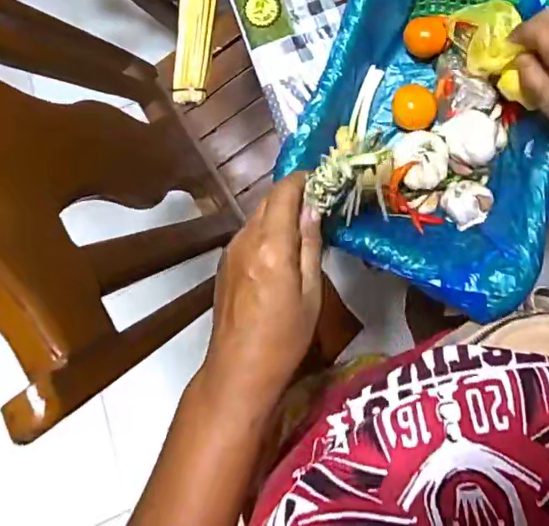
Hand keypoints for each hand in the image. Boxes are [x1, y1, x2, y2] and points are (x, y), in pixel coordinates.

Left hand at [200, 173, 323, 404]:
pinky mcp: (225, 261)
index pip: (284, 191)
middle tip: (319, 202)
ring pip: (258, 213)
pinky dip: (267, 228)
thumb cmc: (284, 337)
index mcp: (271, 243)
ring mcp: (232, 248)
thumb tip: (314, 207)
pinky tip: (281, 247)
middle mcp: (247, 237)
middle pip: (269, 199)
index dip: (304, 179)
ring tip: (304, 225)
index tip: (323, 180)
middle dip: (293, 194)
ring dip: (280, 211)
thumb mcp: (311, 292)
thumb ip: (310, 244)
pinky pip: (249, 231)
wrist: (237, 369)